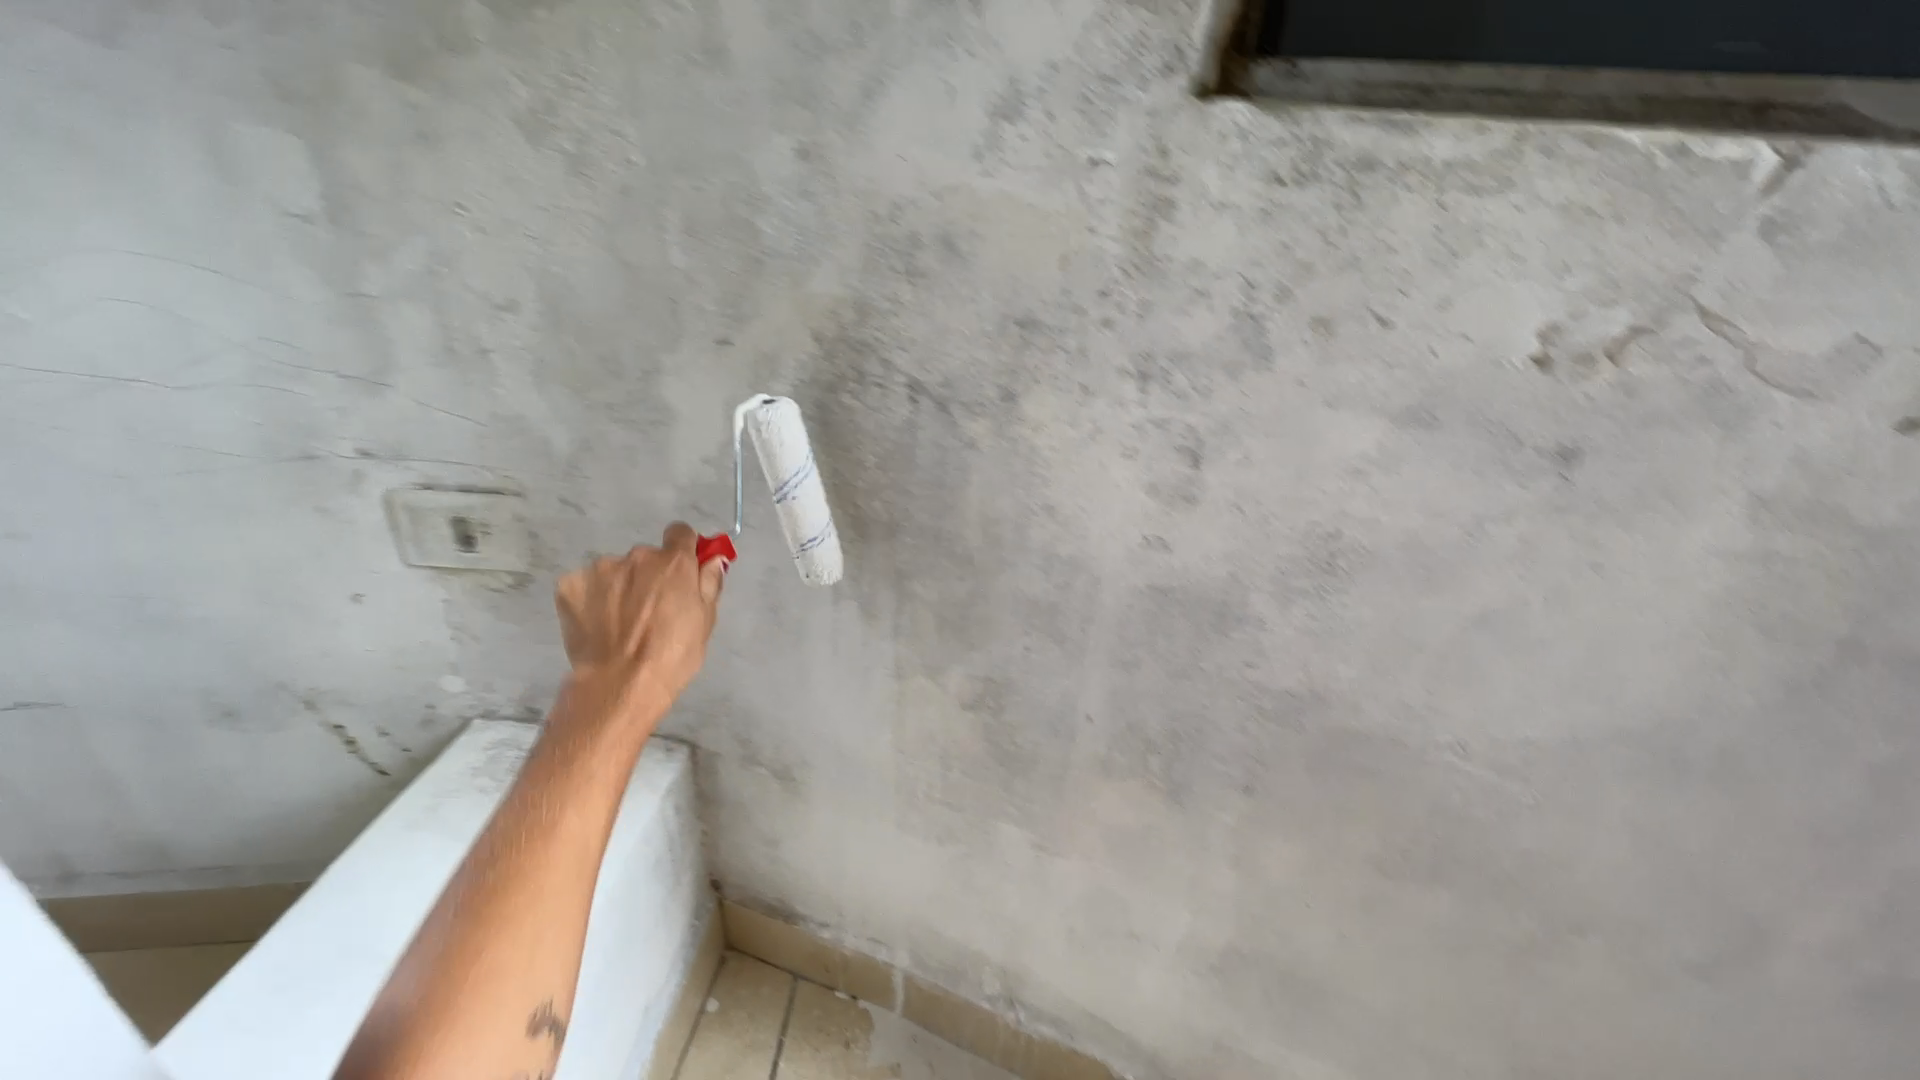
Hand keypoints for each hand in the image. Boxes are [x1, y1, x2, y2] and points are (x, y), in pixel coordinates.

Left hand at [554, 523, 725, 727]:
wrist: (620, 685)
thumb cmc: (674, 656)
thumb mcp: (706, 620)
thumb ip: (709, 582)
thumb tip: (712, 557)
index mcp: (673, 562)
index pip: (680, 533)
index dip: (682, 550)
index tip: (681, 572)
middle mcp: (636, 556)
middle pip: (646, 557)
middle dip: (649, 576)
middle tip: (650, 611)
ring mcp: (599, 569)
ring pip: (615, 571)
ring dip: (620, 587)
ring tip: (620, 623)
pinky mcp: (569, 585)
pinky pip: (586, 585)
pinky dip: (591, 600)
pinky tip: (597, 625)